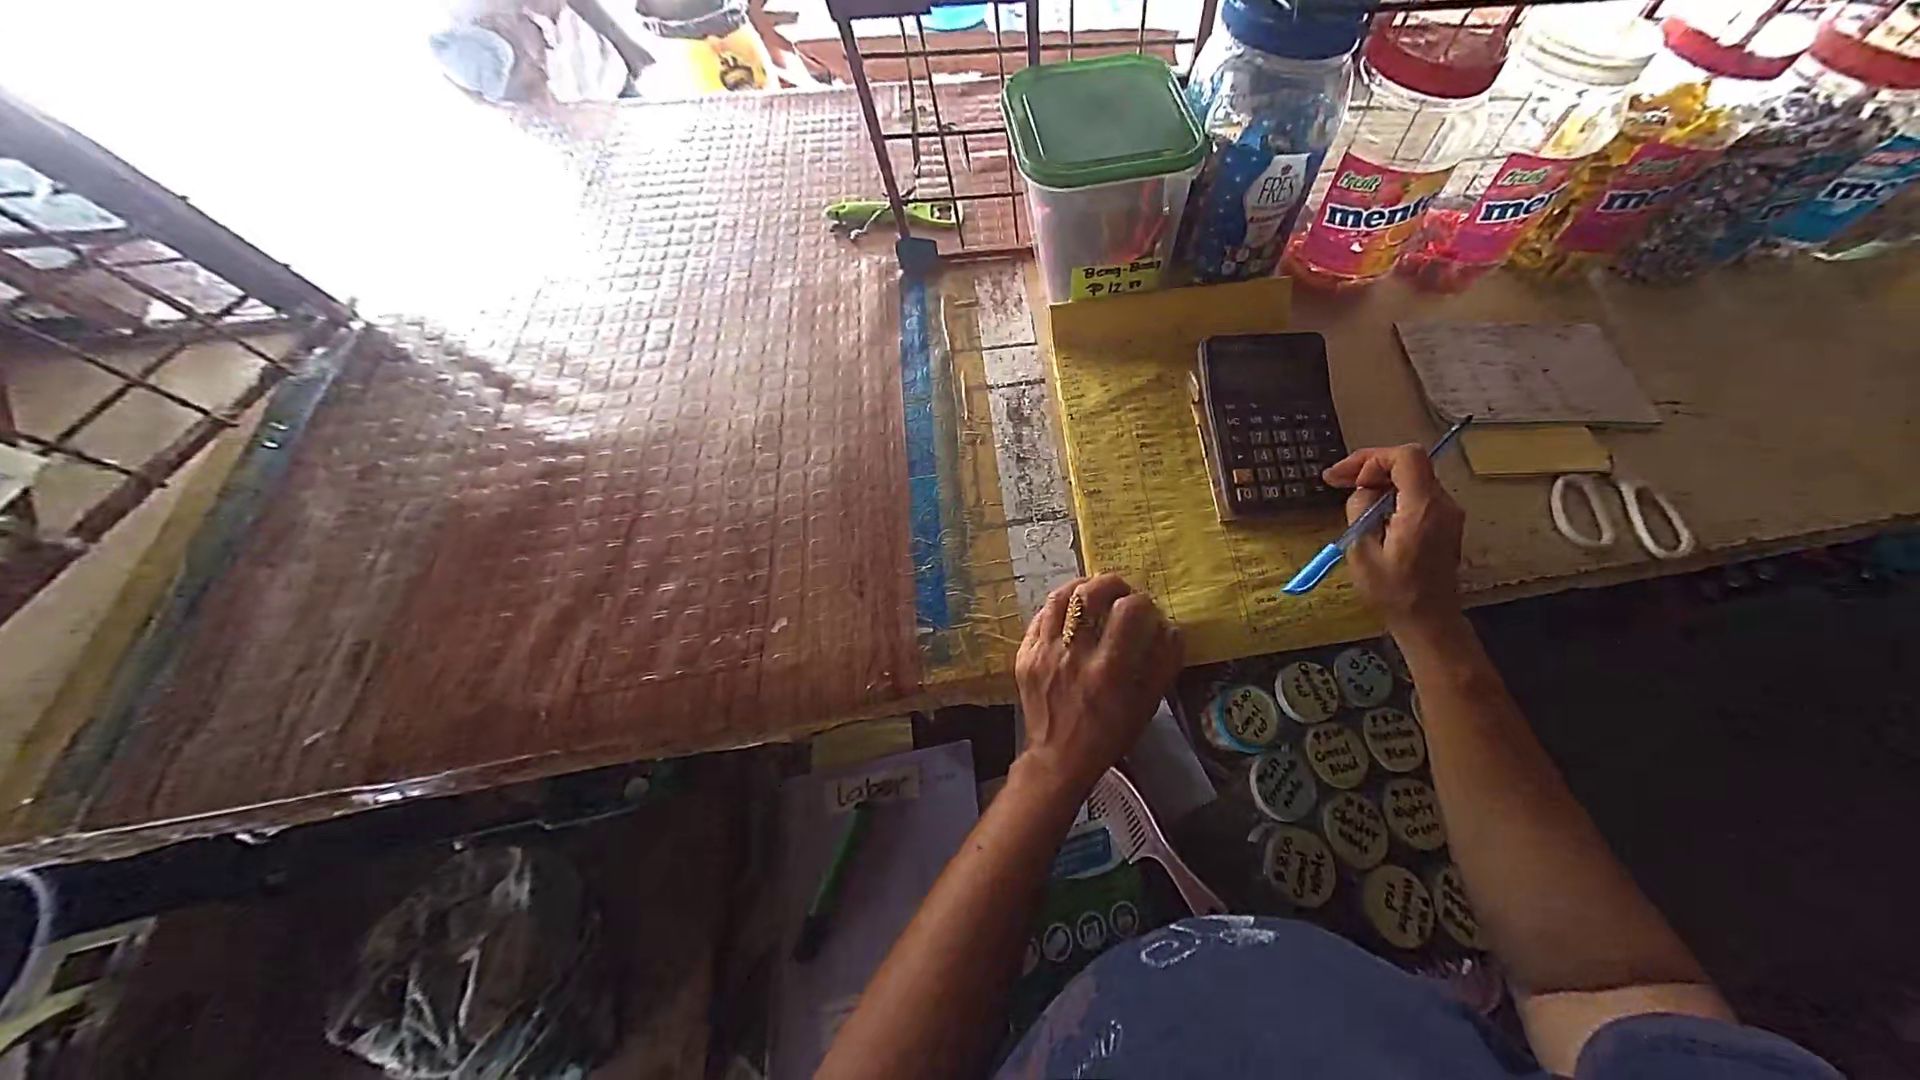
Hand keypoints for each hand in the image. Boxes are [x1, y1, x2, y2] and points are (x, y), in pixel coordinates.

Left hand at [1013, 574, 1182, 799]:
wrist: (1058, 758)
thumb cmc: (1109, 733)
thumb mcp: (1147, 704)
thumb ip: (1163, 661)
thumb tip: (1168, 625)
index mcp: (1109, 668)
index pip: (1128, 610)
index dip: (1142, 601)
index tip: (1145, 608)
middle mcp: (1073, 655)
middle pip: (1088, 595)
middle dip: (1110, 583)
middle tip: (1120, 589)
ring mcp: (1044, 653)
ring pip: (1059, 599)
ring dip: (1080, 587)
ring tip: (1092, 591)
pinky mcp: (1025, 656)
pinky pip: (1039, 618)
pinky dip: (1057, 608)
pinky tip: (1068, 611)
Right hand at [1322, 444, 1465, 628]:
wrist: (1428, 619)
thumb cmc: (1392, 592)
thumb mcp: (1362, 551)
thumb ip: (1360, 511)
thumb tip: (1362, 491)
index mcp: (1422, 509)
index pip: (1406, 457)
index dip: (1371, 459)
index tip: (1345, 478)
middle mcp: (1442, 504)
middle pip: (1408, 463)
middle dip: (1369, 466)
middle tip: (1335, 480)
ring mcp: (1446, 512)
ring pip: (1411, 476)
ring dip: (1377, 480)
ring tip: (1348, 495)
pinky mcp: (1443, 521)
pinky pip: (1415, 493)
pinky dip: (1389, 492)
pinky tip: (1368, 508)